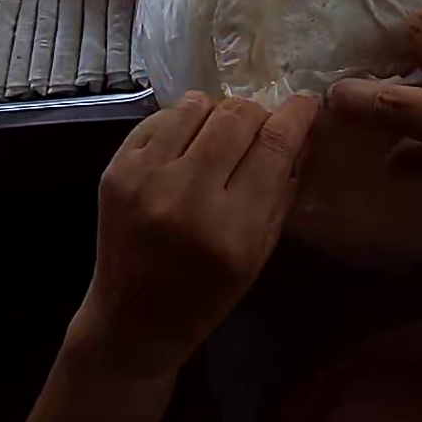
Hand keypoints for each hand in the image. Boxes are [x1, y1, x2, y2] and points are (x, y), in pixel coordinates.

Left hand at [69, 92, 319, 378]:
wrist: (132, 317)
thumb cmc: (205, 294)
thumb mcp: (258, 253)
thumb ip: (281, 190)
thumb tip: (298, 133)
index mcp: (232, 229)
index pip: (274, 146)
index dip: (296, 116)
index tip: (305, 103)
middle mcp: (186, 195)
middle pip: (237, 116)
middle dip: (258, 113)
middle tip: (259, 126)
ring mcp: (145, 176)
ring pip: (197, 106)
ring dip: (217, 113)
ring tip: (218, 135)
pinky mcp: (116, 167)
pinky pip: (160, 118)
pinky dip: (181, 123)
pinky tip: (185, 145)